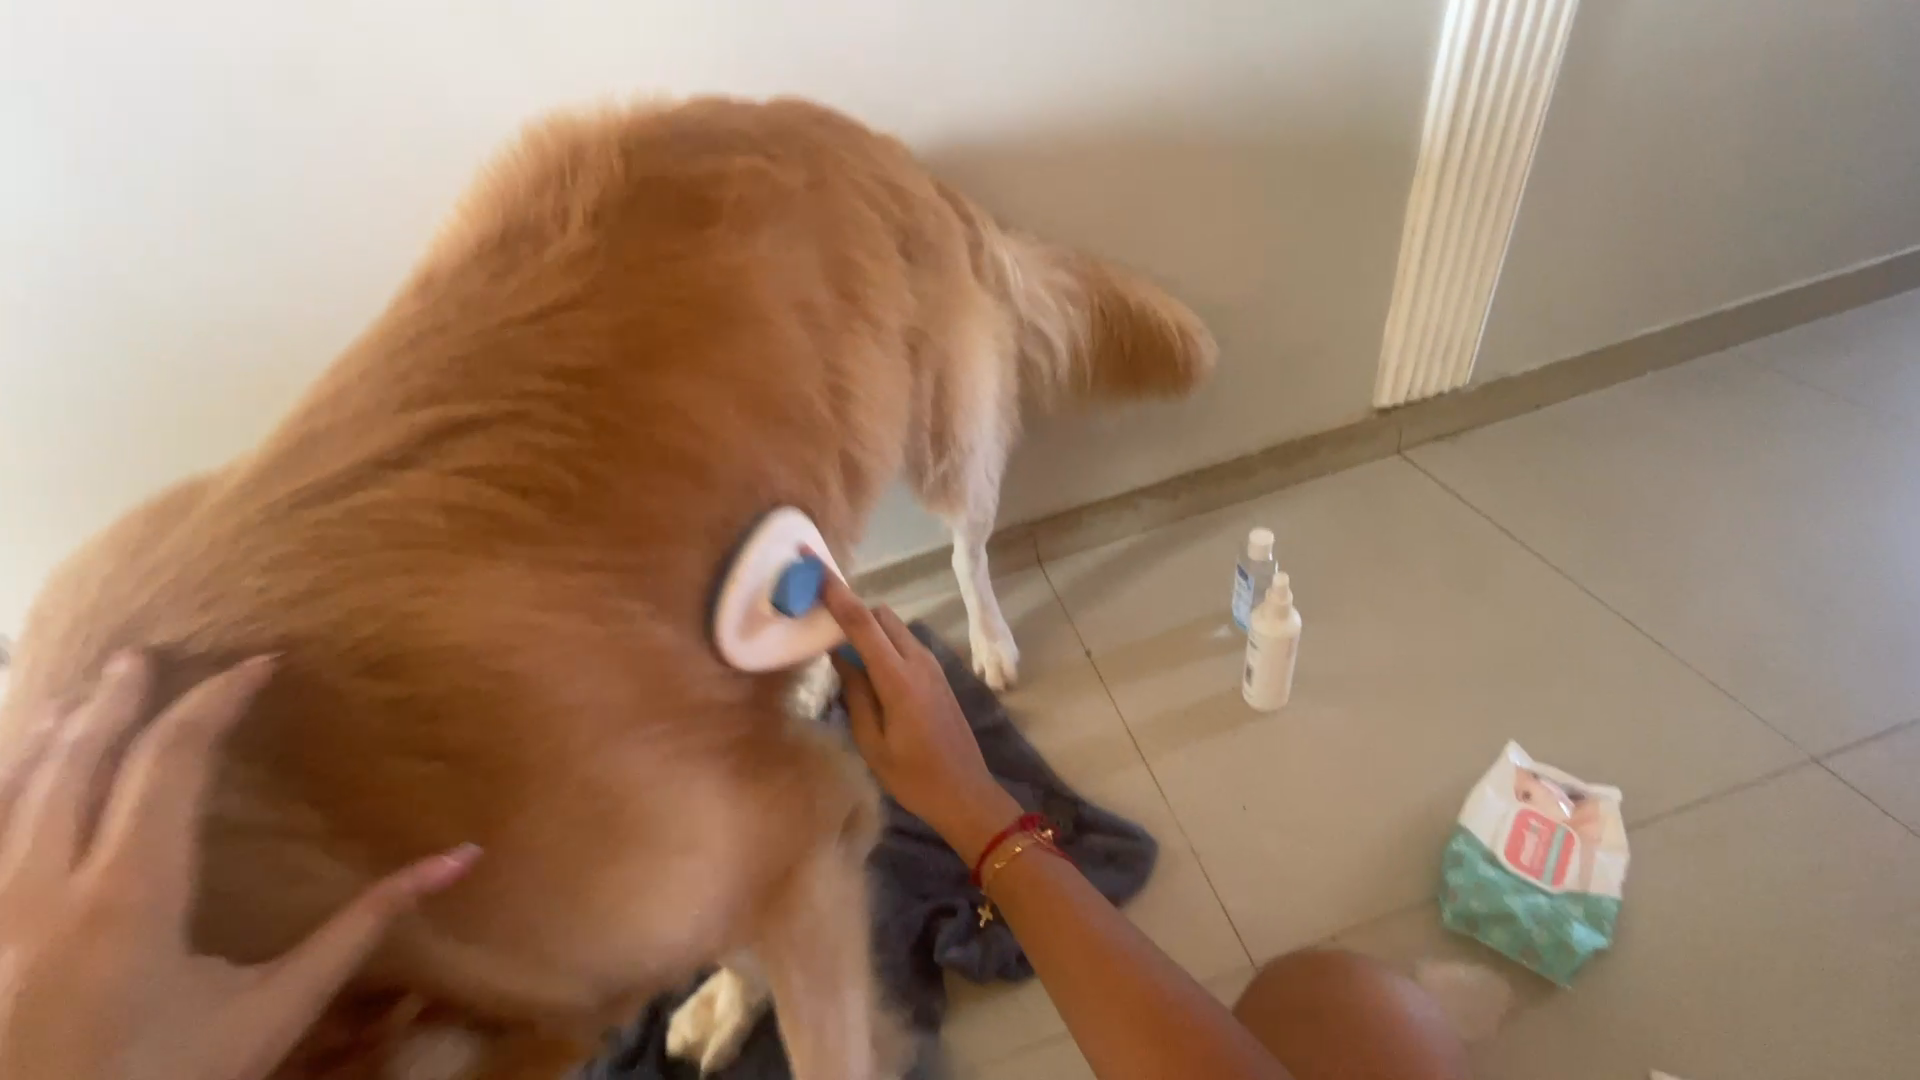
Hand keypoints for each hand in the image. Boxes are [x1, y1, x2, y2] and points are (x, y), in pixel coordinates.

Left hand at [0, 652, 477, 1079]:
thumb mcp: (277, 1007)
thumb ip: (366, 925)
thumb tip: (462, 857)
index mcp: (128, 897)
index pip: (170, 763)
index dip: (215, 702)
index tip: (259, 664)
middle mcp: (38, 891)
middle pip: (75, 763)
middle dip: (117, 700)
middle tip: (147, 652)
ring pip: (4, 796)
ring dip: (46, 737)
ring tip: (78, 695)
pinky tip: (13, 776)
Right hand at [820, 575, 1020, 862]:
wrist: (965, 792)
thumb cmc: (913, 777)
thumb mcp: (872, 743)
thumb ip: (855, 694)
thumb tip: (839, 656)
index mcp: (899, 679)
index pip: (863, 623)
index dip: (838, 595)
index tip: (817, 570)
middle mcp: (919, 661)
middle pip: (882, 615)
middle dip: (853, 612)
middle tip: (823, 627)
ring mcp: (933, 666)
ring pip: (896, 627)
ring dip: (870, 629)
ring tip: (842, 651)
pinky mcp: (939, 675)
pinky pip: (906, 644)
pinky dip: (885, 643)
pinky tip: (869, 668)